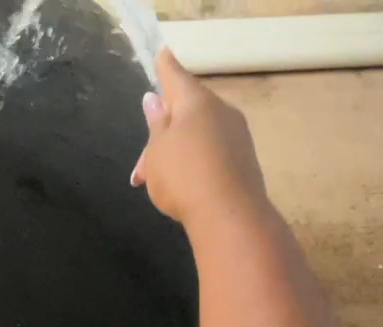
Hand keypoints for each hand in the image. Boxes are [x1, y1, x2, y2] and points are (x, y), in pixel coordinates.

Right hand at [130, 48, 268, 227]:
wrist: (227, 213)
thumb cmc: (182, 176)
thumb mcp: (156, 152)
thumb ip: (156, 125)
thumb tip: (154, 101)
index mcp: (194, 102)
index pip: (175, 76)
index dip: (165, 69)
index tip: (161, 56)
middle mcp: (219, 110)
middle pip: (186, 112)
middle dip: (161, 133)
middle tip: (139, 170)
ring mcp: (235, 132)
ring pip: (198, 134)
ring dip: (175, 153)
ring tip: (156, 182)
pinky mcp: (242, 157)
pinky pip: (211, 151)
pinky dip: (193, 162)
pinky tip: (182, 184)